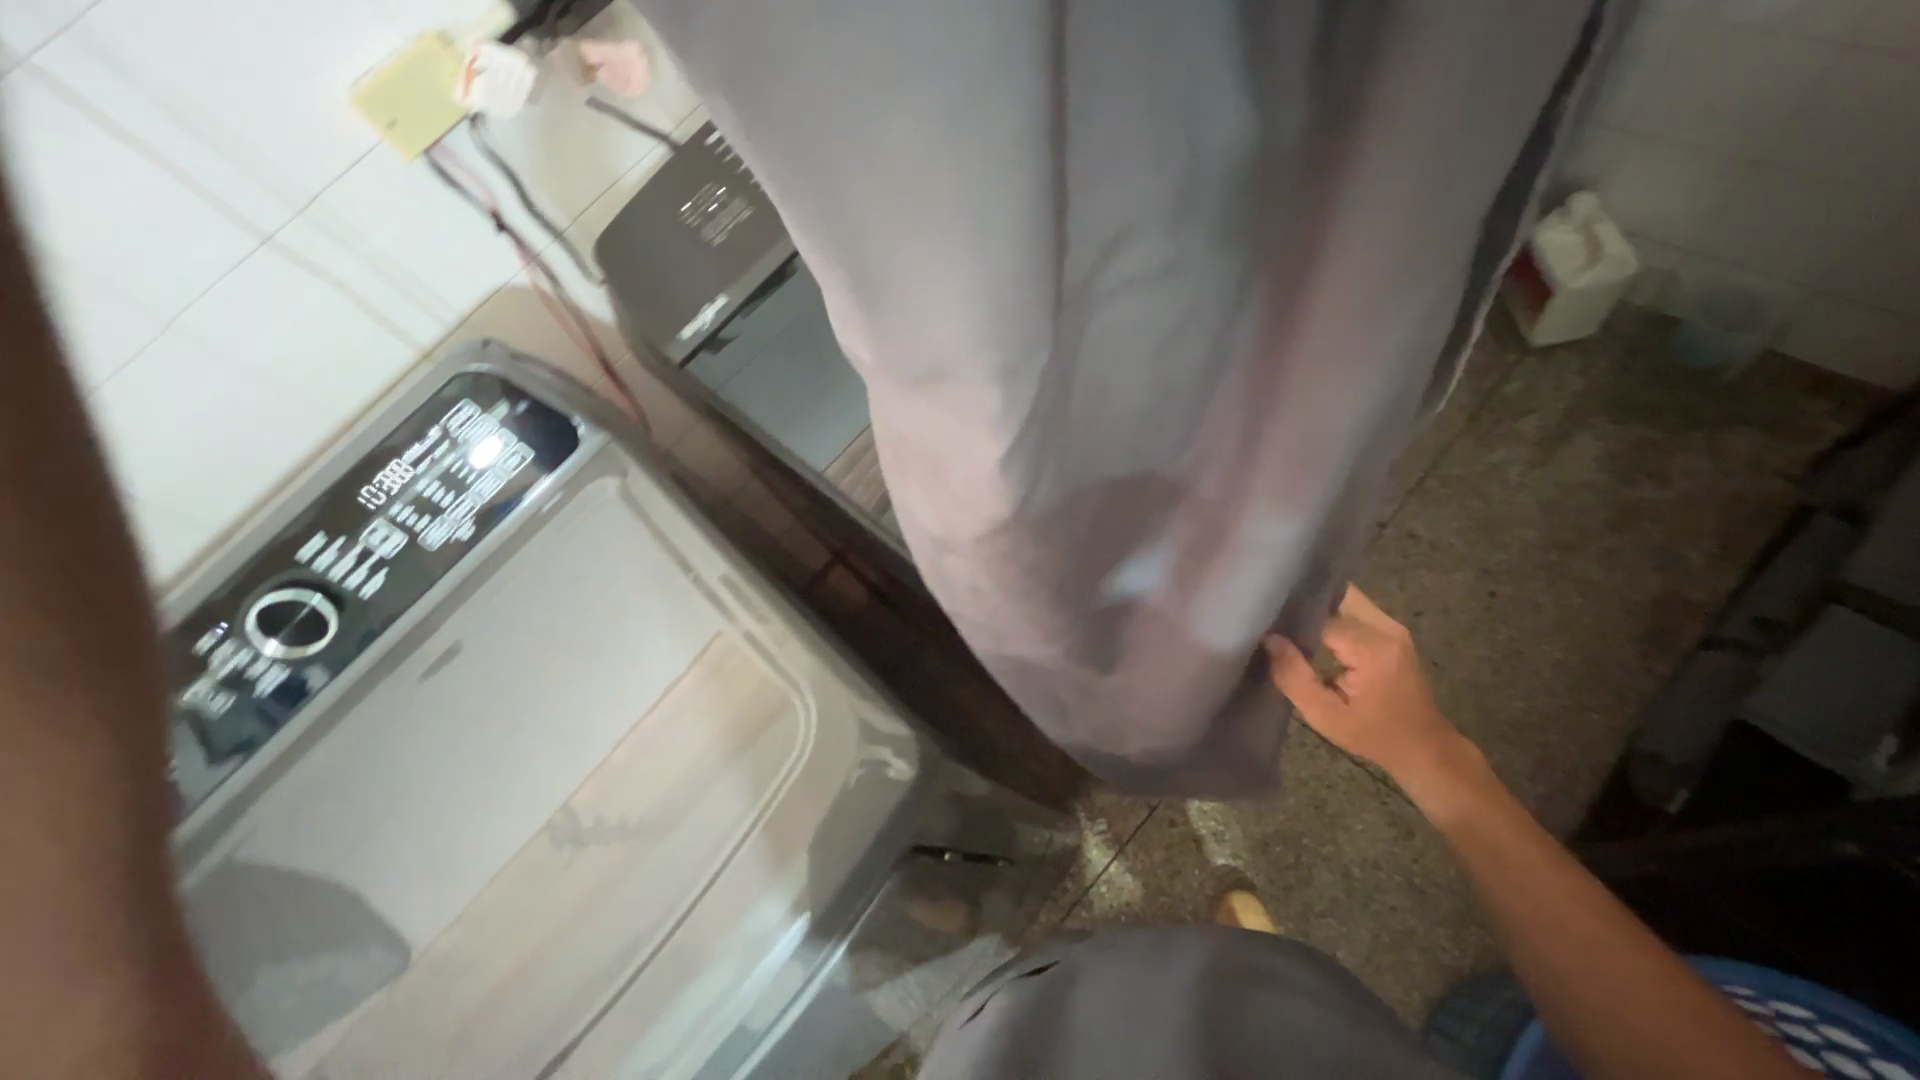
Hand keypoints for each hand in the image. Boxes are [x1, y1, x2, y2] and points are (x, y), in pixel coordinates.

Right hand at [1263, 586, 1464, 784]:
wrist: (1423, 746)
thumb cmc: (1374, 735)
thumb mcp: (1326, 716)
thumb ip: (1294, 677)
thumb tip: (1270, 640)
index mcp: (1372, 649)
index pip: (1321, 619)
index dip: (1292, 623)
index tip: (1266, 629)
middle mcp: (1386, 628)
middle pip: (1337, 597)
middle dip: (1306, 604)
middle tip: (1275, 621)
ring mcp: (1393, 627)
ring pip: (1346, 599)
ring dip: (1319, 609)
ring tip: (1290, 626)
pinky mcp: (1392, 632)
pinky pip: (1356, 610)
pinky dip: (1333, 615)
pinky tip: (1312, 633)